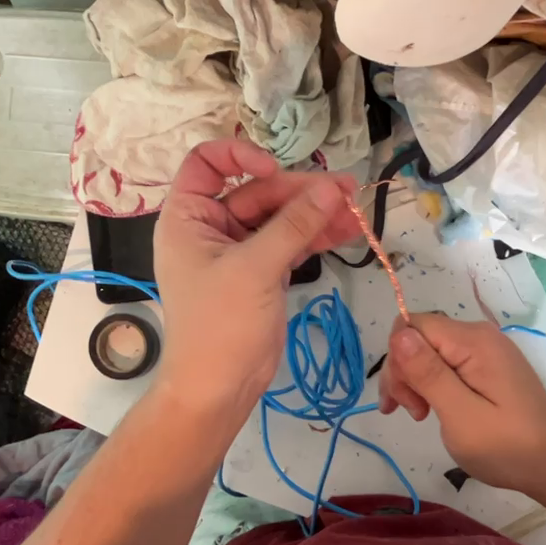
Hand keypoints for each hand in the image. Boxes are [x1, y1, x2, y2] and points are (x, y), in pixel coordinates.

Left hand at [153, 140, 359, 420]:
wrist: (218, 387)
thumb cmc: (220, 325)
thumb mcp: (255, 269)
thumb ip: (294, 226)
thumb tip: (331, 189)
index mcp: (188, 217)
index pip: (206, 164)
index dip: (239, 157)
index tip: (274, 170)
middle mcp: (211, 228)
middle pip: (258, 193)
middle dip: (300, 192)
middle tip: (346, 190)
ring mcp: (239, 251)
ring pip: (280, 218)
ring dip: (316, 214)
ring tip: (356, 209)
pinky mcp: (262, 272)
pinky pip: (291, 243)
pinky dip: (316, 237)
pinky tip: (348, 231)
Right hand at [380, 313, 545, 496]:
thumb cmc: (505, 446)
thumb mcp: (460, 414)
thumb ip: (429, 373)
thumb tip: (400, 333)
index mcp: (473, 342)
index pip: (413, 326)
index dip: (398, 359)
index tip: (405, 399)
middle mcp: (480, 336)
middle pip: (420, 338)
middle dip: (405, 373)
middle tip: (414, 414)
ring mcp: (486, 350)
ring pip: (430, 352)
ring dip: (416, 381)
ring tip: (421, 416)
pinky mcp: (488, 366)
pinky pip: (447, 363)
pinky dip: (432, 384)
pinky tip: (432, 408)